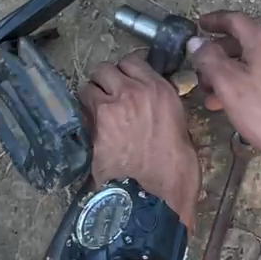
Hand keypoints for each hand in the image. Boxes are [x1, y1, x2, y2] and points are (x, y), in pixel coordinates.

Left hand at [77, 53, 198, 229]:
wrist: (156, 198)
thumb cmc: (176, 170)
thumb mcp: (180, 128)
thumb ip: (162, 108)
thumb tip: (152, 107)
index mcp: (159, 91)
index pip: (132, 61)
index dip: (126, 72)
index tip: (126, 83)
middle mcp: (132, 92)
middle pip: (105, 69)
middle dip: (105, 81)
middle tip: (108, 97)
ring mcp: (109, 108)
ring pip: (88, 86)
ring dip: (91, 97)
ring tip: (97, 114)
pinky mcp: (91, 128)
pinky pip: (80, 112)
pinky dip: (83, 117)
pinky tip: (91, 130)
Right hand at [188, 12, 260, 165]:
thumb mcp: (227, 82)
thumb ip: (208, 58)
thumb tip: (196, 41)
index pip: (236, 20)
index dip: (215, 20)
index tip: (198, 25)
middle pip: (243, 41)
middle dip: (218, 51)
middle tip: (198, 63)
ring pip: (249, 62)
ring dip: (226, 71)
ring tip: (206, 90)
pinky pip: (259, 78)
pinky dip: (240, 84)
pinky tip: (224, 104)